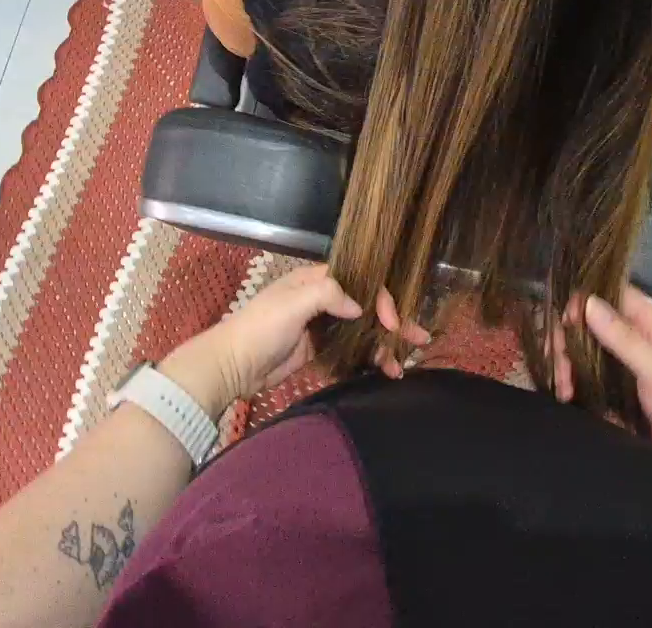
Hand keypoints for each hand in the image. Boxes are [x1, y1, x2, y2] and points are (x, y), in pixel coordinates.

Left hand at [160, 264, 429, 416]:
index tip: (390, 322)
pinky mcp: (318, 352)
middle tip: (420, 340)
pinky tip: (383, 371)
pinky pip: (351, 353)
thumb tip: (360, 307)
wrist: (232, 366)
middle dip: (394, 322)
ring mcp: (322, 328)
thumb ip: (328, 294)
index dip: (381, 298)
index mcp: (316, 280)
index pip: (361, 281)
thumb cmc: (261, 327)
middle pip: (367, 307)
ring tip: (401, 367)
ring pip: (363, 332)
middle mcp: (323, 300)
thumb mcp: (292, 302)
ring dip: (384, 346)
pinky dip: (368, 360)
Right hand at [577, 286, 651, 466]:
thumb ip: (622, 337)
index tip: (564, 323)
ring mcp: (629, 363)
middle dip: (569, 342)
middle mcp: (639, 338)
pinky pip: (591, 372)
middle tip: (558, 370)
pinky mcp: (622, 386)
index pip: (613, 295)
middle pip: (592, 323)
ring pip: (587, 348)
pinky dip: (576, 380)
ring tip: (562, 390)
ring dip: (569, 364)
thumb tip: (587, 300)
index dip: (584, 301)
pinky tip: (568, 395)